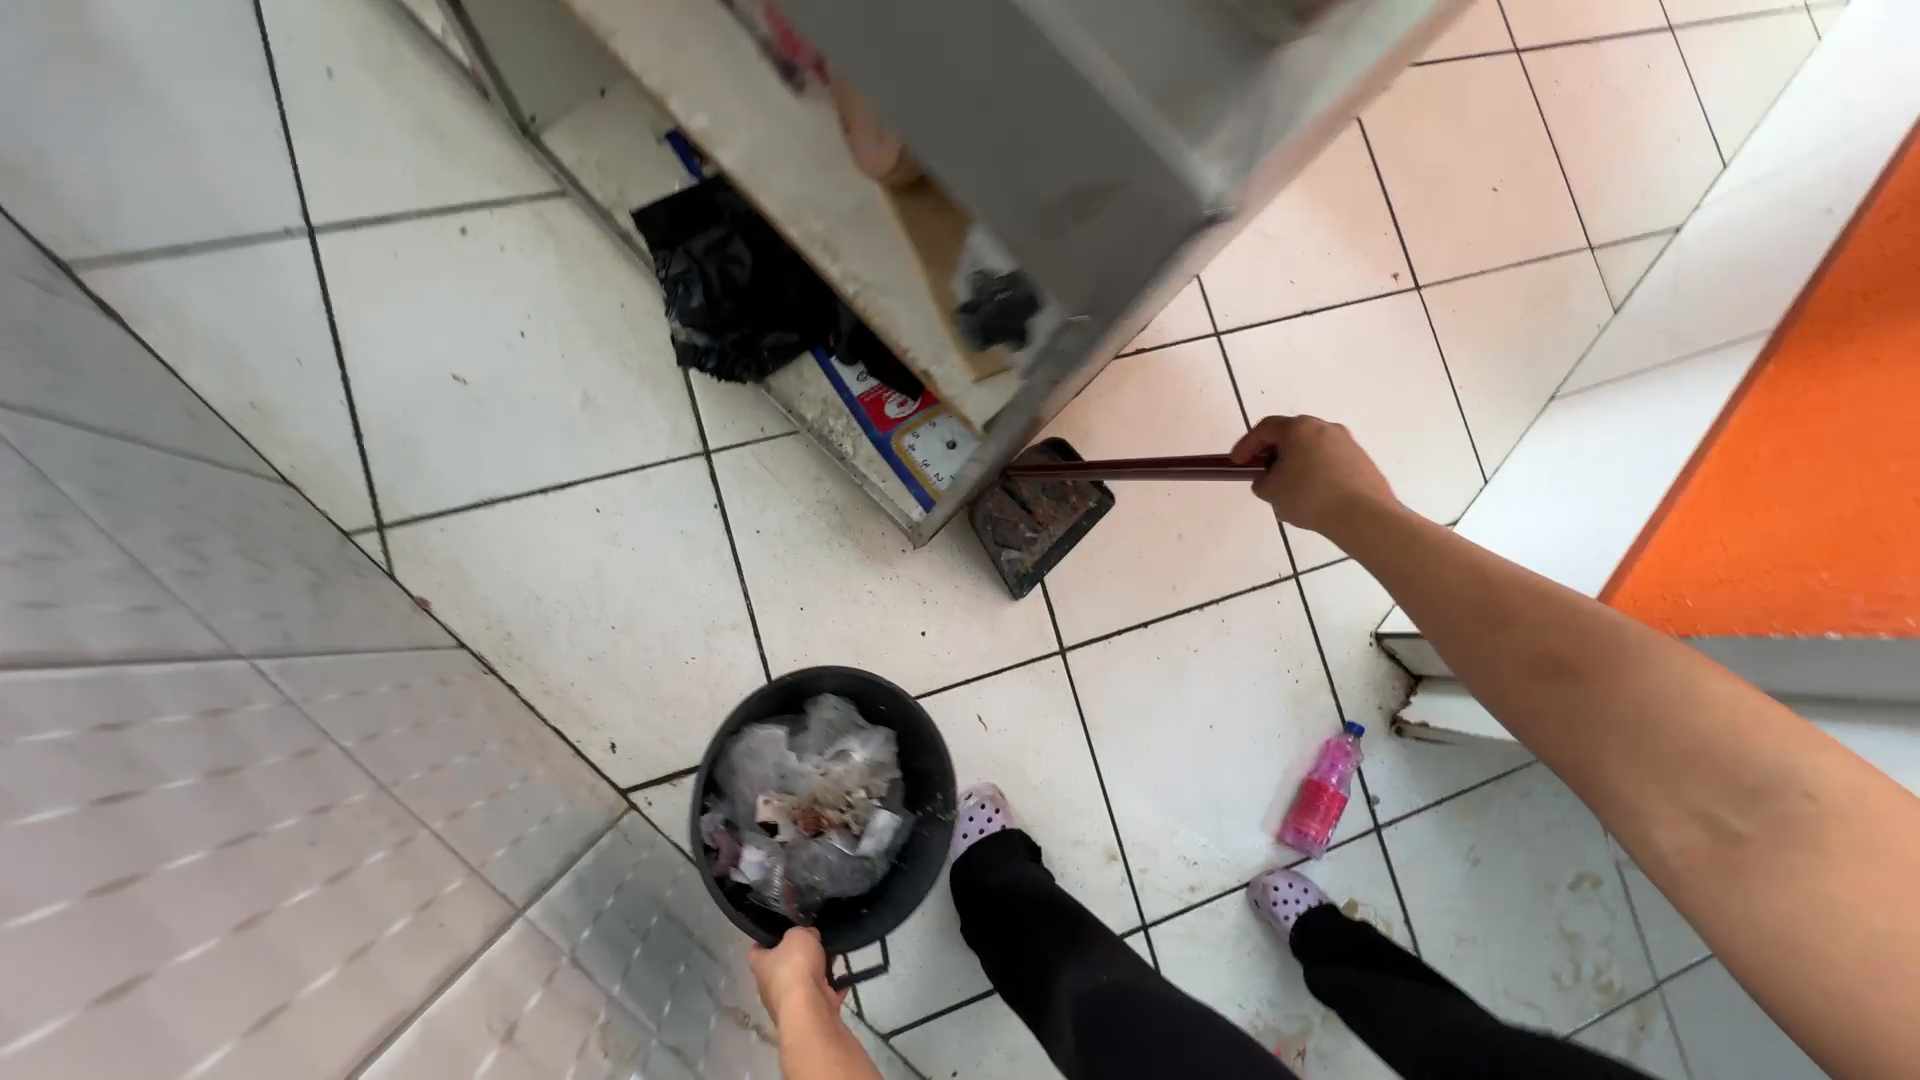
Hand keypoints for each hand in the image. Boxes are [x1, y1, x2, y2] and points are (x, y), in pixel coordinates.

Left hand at [749, 927, 846, 1028]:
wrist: (809, 1009)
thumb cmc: (795, 967)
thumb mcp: (798, 935)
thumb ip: (802, 932)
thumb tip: (809, 936)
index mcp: (761, 966)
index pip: (755, 951)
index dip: (764, 941)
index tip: (778, 933)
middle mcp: (769, 987)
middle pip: (781, 968)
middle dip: (797, 958)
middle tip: (814, 943)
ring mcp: (788, 1004)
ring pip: (801, 984)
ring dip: (816, 974)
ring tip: (833, 959)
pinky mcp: (806, 1015)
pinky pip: (819, 998)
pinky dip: (831, 991)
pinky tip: (842, 981)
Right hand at [1230, 415, 1398, 534]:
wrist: (1363, 515)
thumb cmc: (1309, 496)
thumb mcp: (1271, 491)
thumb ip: (1262, 480)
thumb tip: (1270, 478)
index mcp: (1299, 428)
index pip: (1265, 428)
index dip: (1246, 445)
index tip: (1237, 462)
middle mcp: (1324, 428)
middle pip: (1291, 436)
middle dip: (1273, 455)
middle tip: (1264, 475)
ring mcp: (1347, 443)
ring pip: (1311, 451)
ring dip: (1295, 467)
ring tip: (1289, 494)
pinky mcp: (1361, 461)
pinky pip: (1329, 464)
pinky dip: (1315, 475)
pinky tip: (1312, 500)